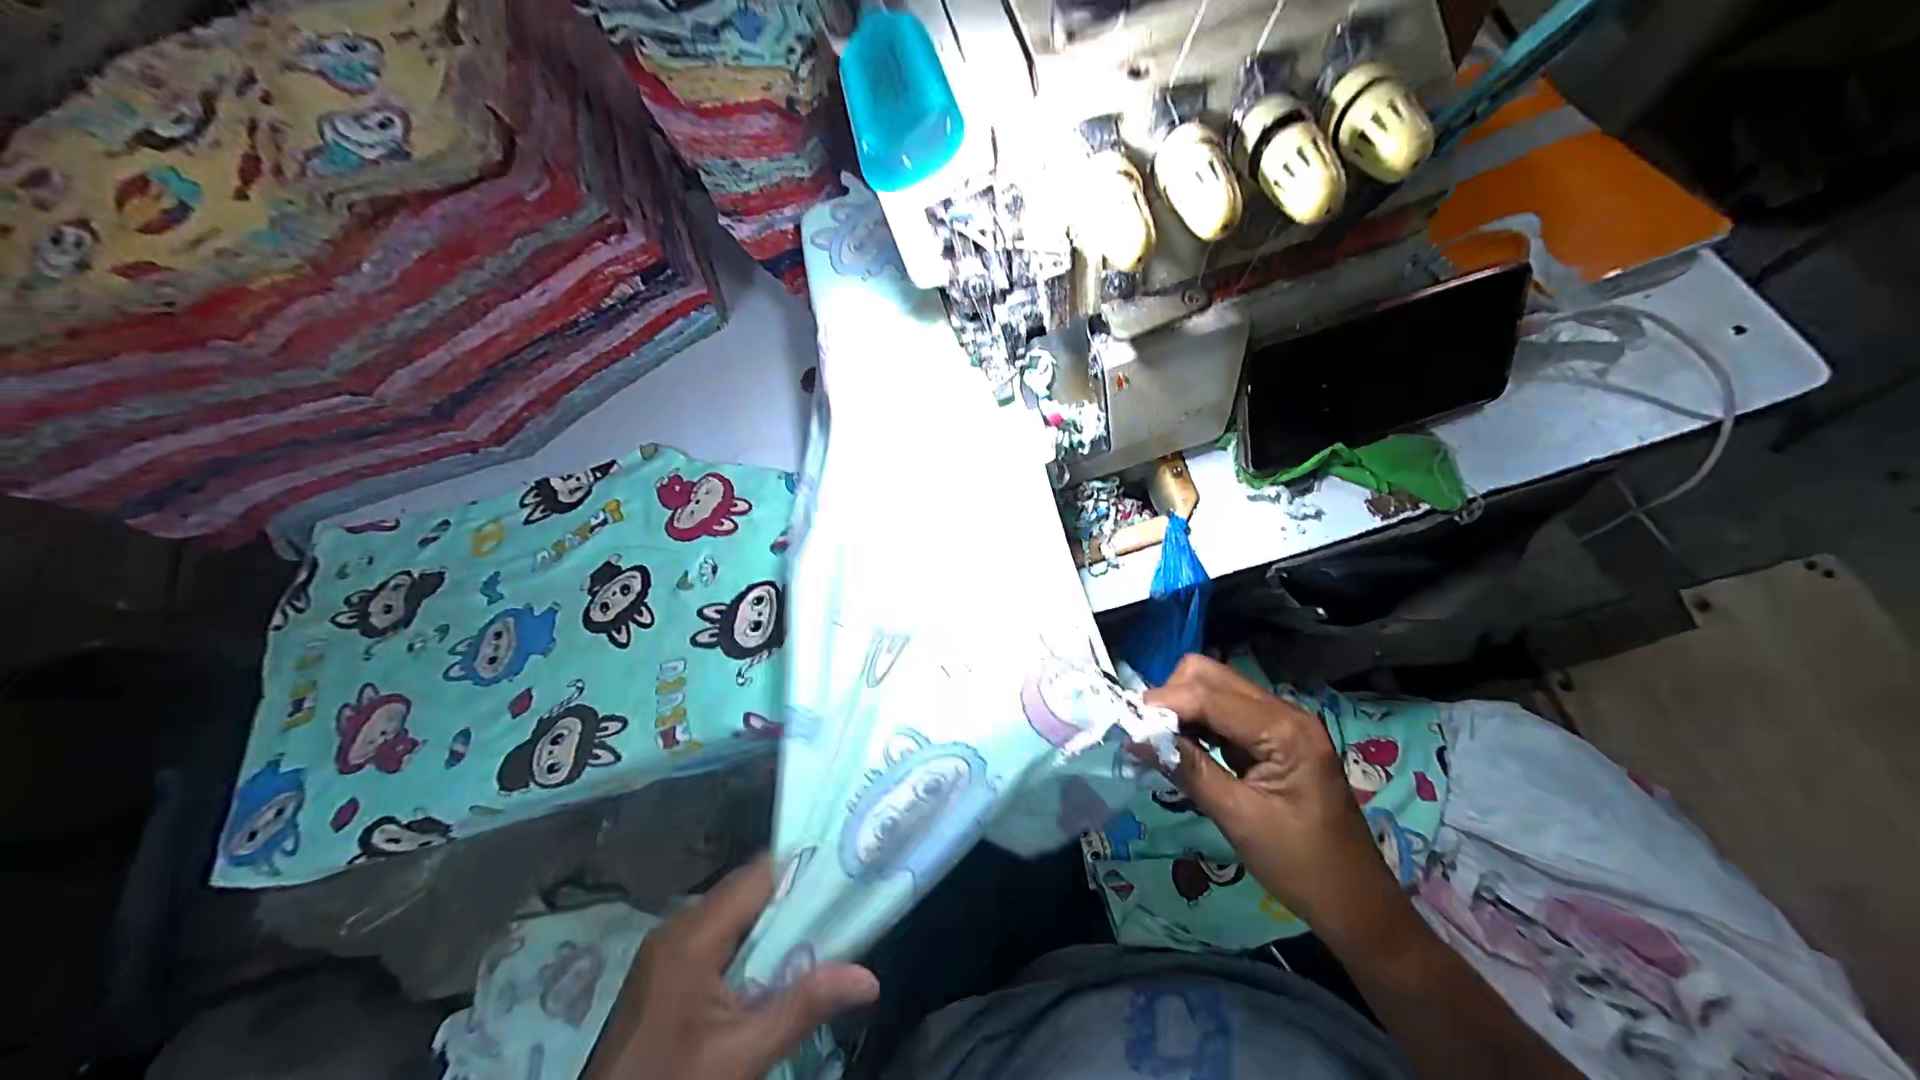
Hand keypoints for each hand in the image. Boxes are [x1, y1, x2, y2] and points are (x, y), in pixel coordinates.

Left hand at [584, 857, 879, 1079]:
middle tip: (838, 913)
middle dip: (792, 901)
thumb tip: (869, 978)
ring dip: (771, 925)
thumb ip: (805, 1006)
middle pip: (747, 890)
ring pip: (732, 913)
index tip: (843, 877)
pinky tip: (770, 970)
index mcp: (693, 934)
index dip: (803, 871)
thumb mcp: (743, 1054)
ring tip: (815, 939)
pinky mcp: (661, 970)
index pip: (760, 874)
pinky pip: (714, 935)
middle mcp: (676, 926)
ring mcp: (664, 948)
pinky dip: (746, 943)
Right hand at [1144, 655, 1399, 932]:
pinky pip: (1225, 712)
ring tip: (1158, 743)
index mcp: (1285, 729)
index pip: (1208, 695)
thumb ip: (1187, 769)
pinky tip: (1183, 748)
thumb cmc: (1301, 866)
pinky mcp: (1273, 738)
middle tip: (1145, 735)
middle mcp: (1284, 712)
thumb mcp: (1237, 818)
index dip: (1163, 704)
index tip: (1126, 726)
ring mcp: (1281, 722)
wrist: (1355, 902)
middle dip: (1171, 698)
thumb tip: (1136, 738)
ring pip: (1215, 689)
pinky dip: (1197, 722)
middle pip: (1210, 676)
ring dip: (1182, 709)